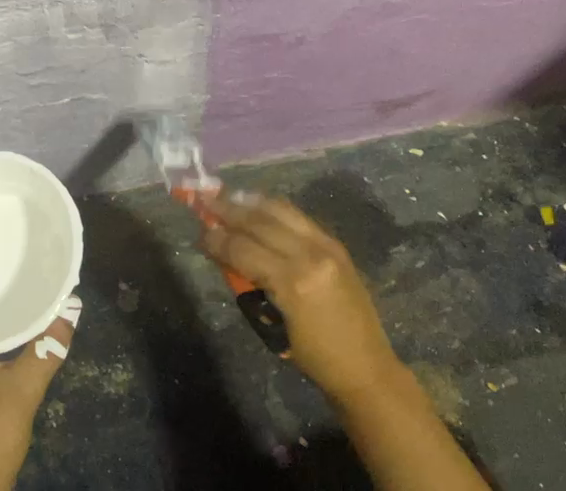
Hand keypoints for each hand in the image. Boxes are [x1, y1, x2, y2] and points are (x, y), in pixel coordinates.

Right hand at [197, 192, 399, 404]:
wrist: (366, 367)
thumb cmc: (313, 357)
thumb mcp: (272, 325)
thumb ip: (250, 284)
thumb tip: (224, 254)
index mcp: (291, 282)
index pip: (242, 248)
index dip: (216, 239)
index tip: (199, 234)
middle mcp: (309, 255)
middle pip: (259, 221)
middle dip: (228, 210)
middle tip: (204, 202)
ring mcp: (325, 245)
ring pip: (279, 210)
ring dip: (250, 203)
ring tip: (228, 198)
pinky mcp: (335, 244)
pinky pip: (297, 217)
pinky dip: (273, 209)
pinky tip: (258, 209)